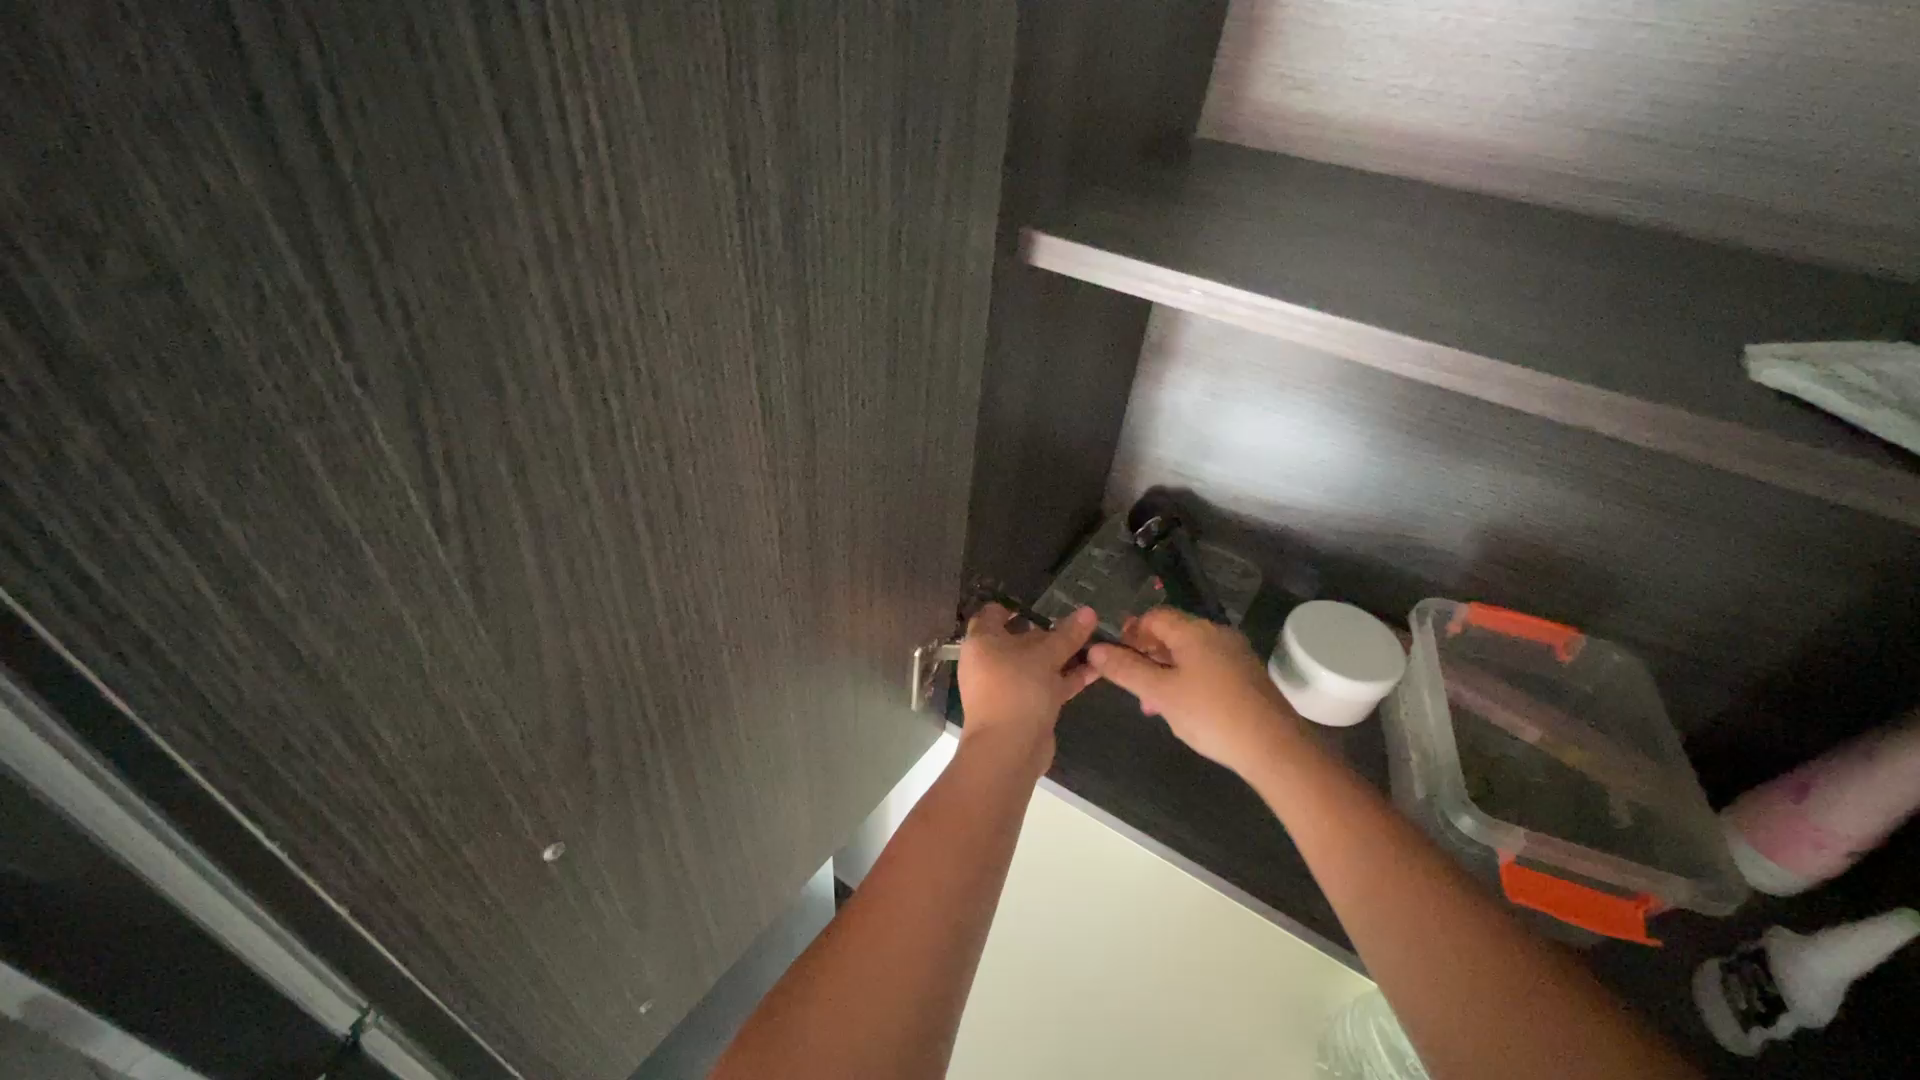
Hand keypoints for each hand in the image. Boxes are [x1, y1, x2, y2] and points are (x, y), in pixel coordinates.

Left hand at [958, 604, 1099, 767]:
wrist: (1008, 749)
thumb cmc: (1017, 689)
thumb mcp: (1046, 656)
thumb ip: (1068, 634)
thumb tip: (1089, 611)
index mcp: (982, 642)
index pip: (993, 614)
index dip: (1016, 608)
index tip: (1045, 605)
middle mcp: (991, 662)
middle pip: (1021, 640)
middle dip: (1051, 633)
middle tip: (1081, 624)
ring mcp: (1008, 686)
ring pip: (1038, 664)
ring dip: (1064, 656)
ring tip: (1096, 644)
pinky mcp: (1025, 707)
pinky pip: (1047, 685)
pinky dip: (1067, 677)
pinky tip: (1097, 669)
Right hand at [1087, 607, 1301, 774]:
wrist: (1274, 747)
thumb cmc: (1211, 715)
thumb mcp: (1160, 694)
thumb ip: (1126, 670)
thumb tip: (1095, 649)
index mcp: (1195, 631)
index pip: (1154, 616)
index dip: (1131, 632)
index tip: (1115, 657)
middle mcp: (1217, 635)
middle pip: (1172, 633)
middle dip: (1147, 655)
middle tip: (1131, 684)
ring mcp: (1236, 655)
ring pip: (1190, 654)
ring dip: (1166, 671)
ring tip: (1153, 704)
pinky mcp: (1247, 676)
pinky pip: (1208, 668)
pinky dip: (1188, 681)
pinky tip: (1183, 709)